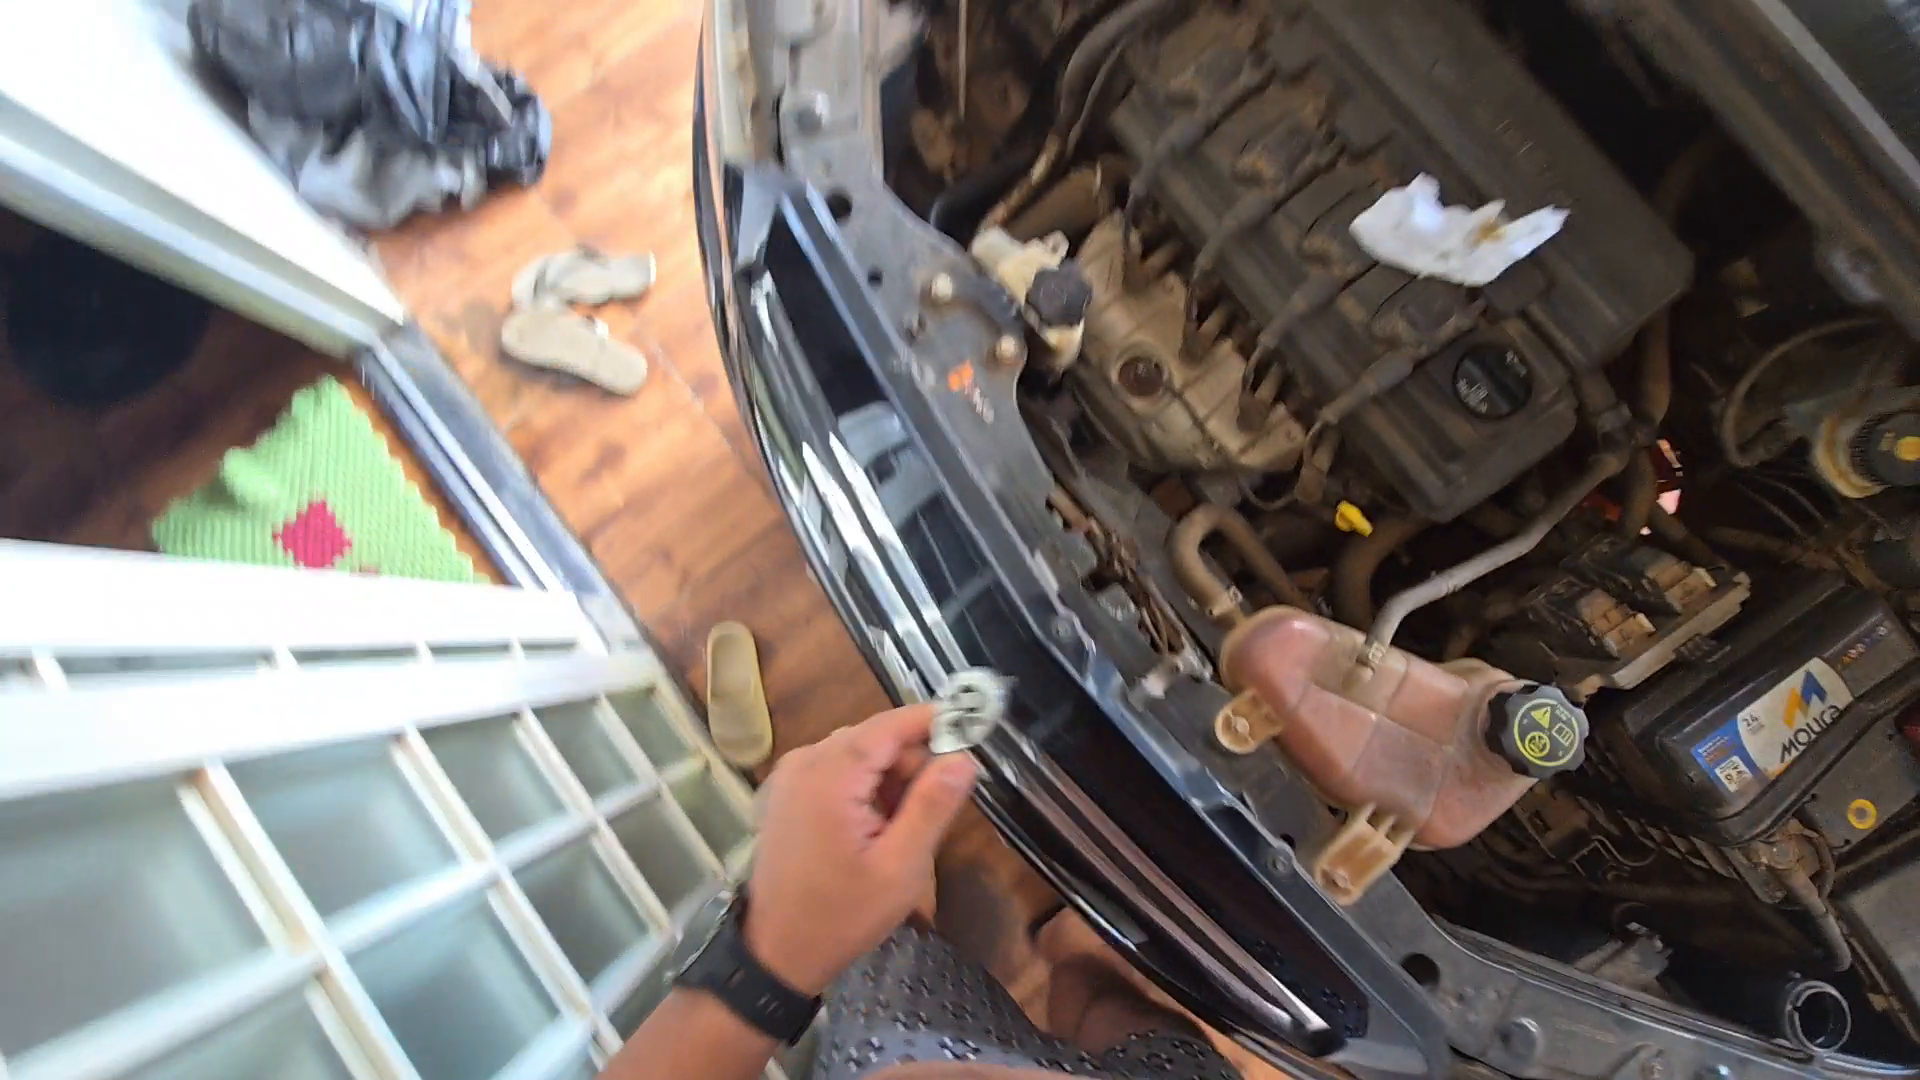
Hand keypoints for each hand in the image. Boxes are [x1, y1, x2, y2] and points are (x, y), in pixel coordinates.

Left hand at [741, 704, 978, 994]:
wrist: (775, 953)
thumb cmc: (841, 915)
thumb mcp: (900, 868)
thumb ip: (932, 806)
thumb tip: (964, 757)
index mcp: (830, 774)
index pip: (892, 724)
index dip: (934, 720)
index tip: (973, 726)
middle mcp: (806, 759)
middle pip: (877, 737)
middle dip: (911, 765)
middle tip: (928, 813)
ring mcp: (793, 772)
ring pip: (861, 752)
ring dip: (889, 779)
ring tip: (897, 829)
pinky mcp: (788, 788)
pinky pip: (840, 767)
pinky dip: (864, 786)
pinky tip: (870, 828)